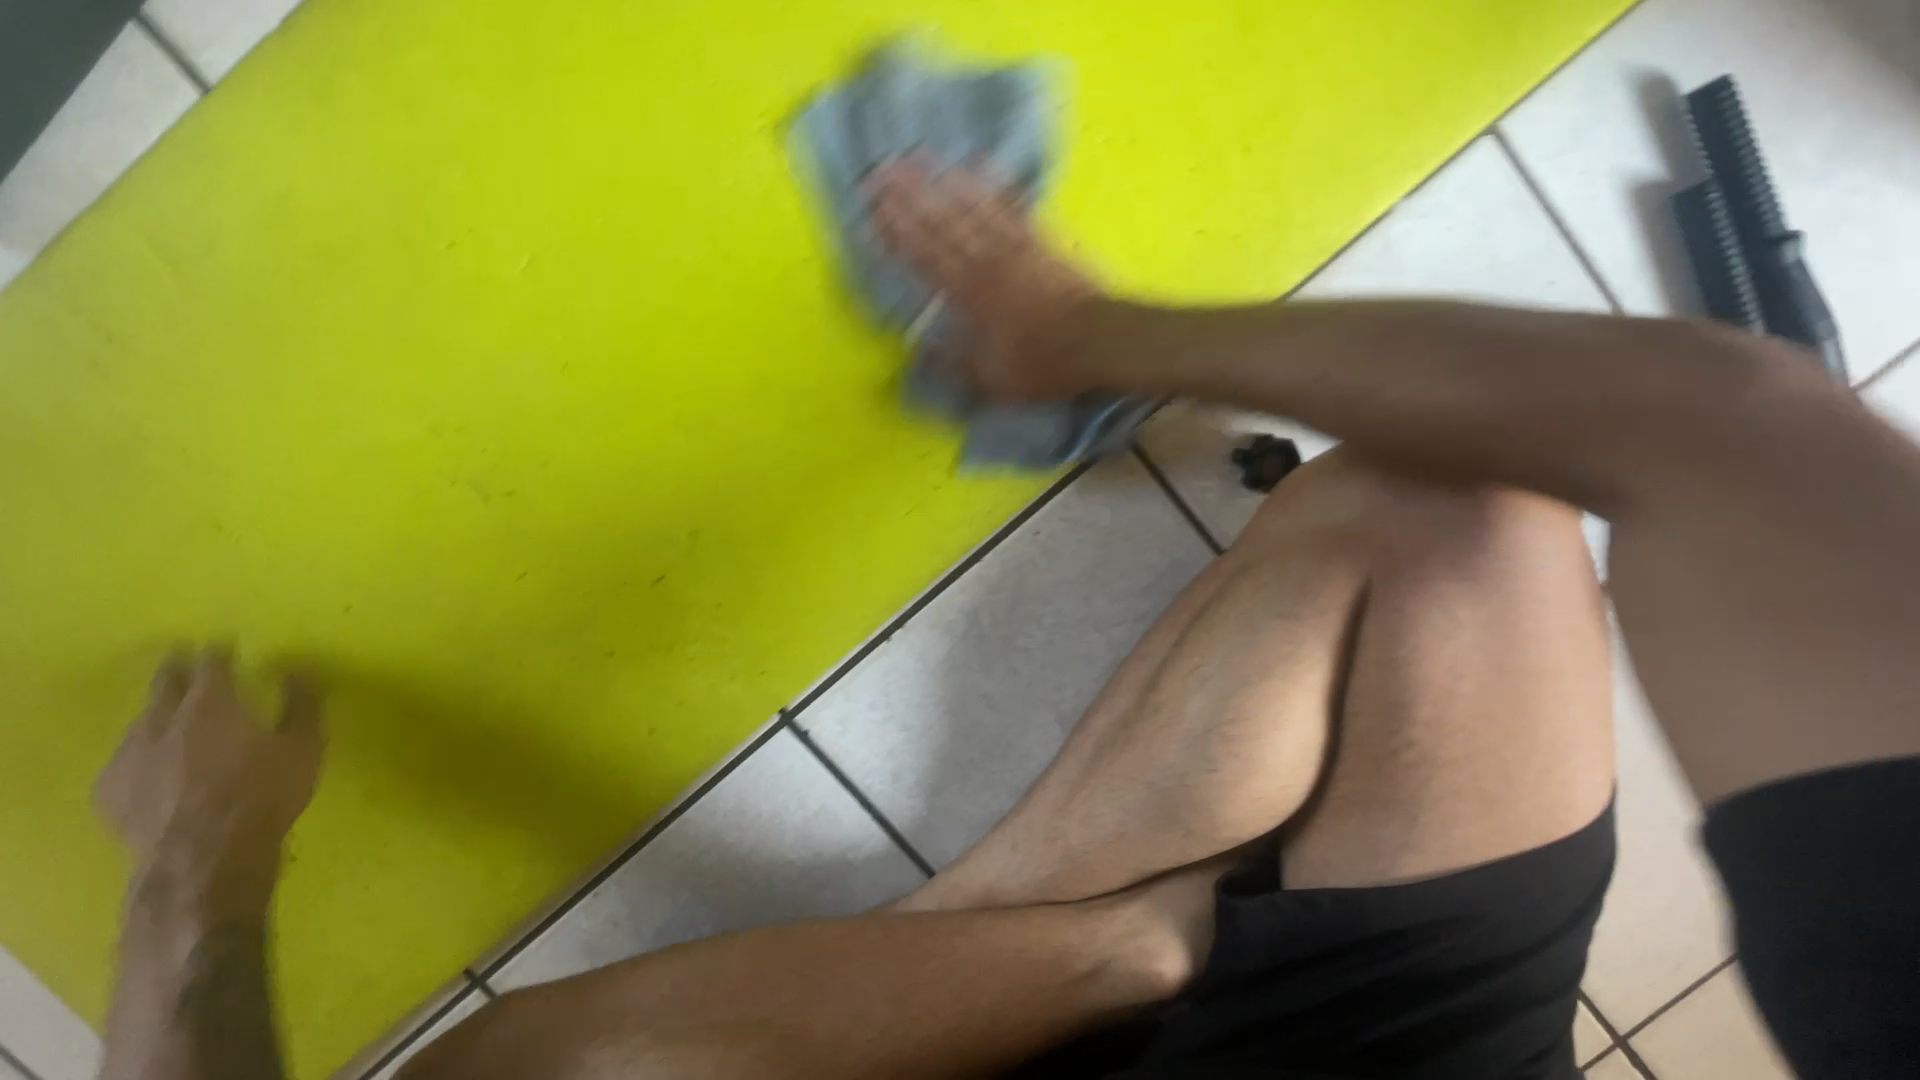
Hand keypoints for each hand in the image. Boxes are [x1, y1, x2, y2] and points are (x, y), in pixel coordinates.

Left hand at [96, 648, 323, 919]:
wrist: (204, 857)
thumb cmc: (265, 794)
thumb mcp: (304, 747)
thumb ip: (302, 705)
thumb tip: (301, 670)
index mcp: (213, 704)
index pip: (210, 664)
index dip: (218, 651)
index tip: (224, 645)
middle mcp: (163, 720)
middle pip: (165, 684)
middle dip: (177, 670)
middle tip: (185, 662)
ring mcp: (129, 755)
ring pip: (141, 721)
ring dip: (157, 712)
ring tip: (170, 716)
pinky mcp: (109, 790)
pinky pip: (125, 759)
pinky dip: (142, 753)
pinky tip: (153, 765)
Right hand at [866, 158, 1103, 401]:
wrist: (1104, 340)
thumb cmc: (1048, 365)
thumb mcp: (994, 379)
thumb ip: (954, 362)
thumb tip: (917, 346)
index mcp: (970, 297)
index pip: (924, 258)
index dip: (895, 234)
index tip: (870, 210)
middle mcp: (988, 263)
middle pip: (942, 223)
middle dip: (909, 196)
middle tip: (881, 169)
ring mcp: (1017, 246)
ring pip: (972, 207)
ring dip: (941, 181)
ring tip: (917, 156)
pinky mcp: (1043, 239)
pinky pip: (1012, 206)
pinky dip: (993, 185)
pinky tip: (977, 165)